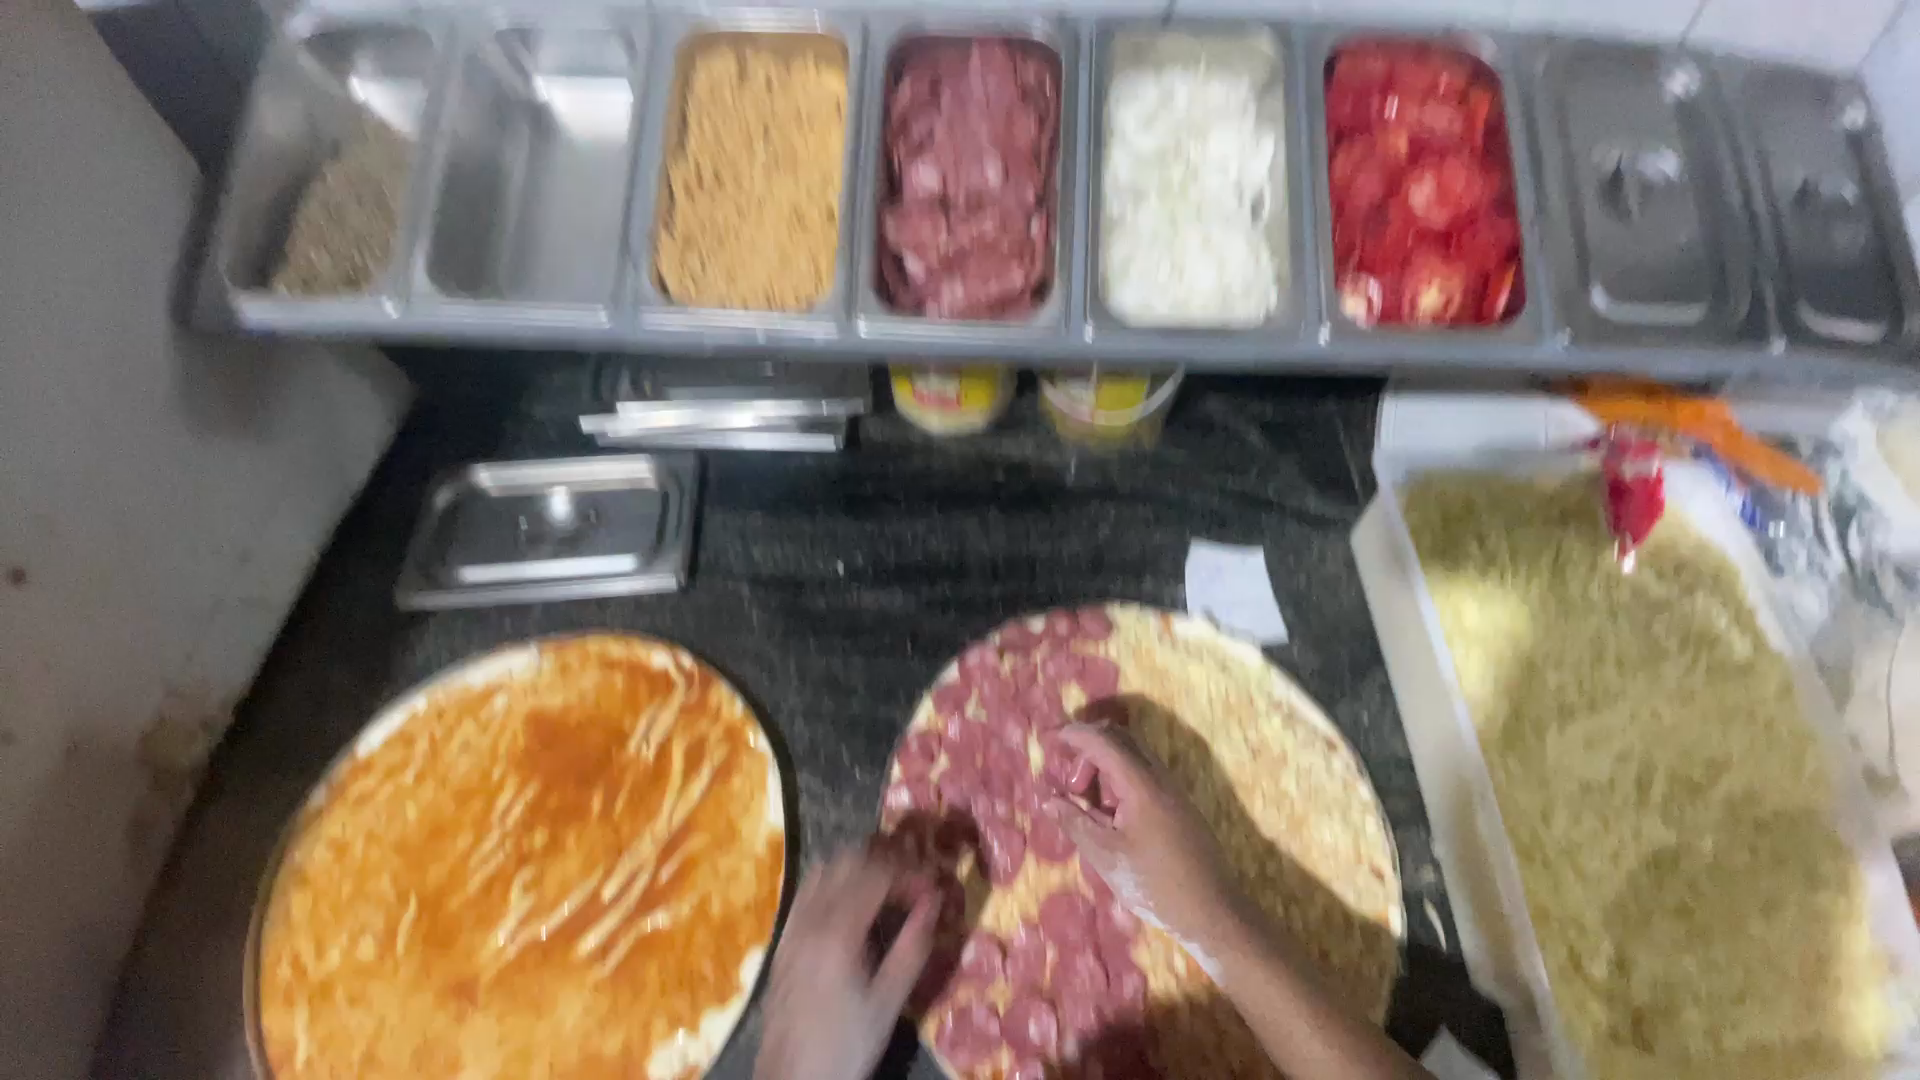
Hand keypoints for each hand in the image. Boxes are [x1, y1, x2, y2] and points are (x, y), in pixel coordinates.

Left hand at [754, 848, 940, 1079]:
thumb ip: (914, 945)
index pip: (879, 873)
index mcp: (839, 929)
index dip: (910, 872)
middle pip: (850, 860)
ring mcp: (794, 925)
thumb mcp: (889, 1001)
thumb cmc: (847, 1045)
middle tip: (912, 879)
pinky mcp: (784, 938)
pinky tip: (851, 902)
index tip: (932, 885)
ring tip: (886, 885)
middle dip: (885, 861)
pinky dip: (835, 880)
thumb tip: (935, 901)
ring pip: (827, 868)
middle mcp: (812, 917)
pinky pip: (809, 889)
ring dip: (859, 866)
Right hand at [1043, 722, 1245, 952]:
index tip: (1049, 740)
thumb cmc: (1155, 883)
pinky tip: (1112, 815)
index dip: (1074, 735)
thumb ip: (1075, 822)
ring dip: (1105, 766)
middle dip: (1089, 749)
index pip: (1102, 741)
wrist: (1212, 911)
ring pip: (1133, 755)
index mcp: (1140, 783)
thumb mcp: (1106, 856)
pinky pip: (1144, 773)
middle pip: (1120, 738)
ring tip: (1089, 805)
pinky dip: (1121, 779)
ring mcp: (1172, 789)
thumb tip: (1047, 800)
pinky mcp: (1178, 804)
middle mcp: (1159, 776)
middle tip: (1071, 784)